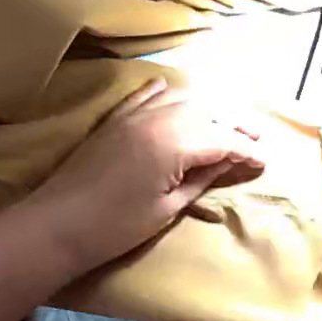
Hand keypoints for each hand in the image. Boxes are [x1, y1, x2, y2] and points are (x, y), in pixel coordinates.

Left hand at [18, 77, 264, 272]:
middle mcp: (158, 117)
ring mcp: (133, 114)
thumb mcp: (167, 208)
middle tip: (252, 141)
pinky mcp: (115, 119)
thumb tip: (232, 162)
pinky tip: (176, 95)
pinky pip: (147, 94)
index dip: (246, 150)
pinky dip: (167, 94)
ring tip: (222, 125)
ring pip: (181, 98)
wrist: (58, 224)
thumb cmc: (116, 227)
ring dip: (206, 108)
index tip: (263, 162)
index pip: (223, 139)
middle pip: (207, 111)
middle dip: (233, 124)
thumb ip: (201, 179)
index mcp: (175, 142)